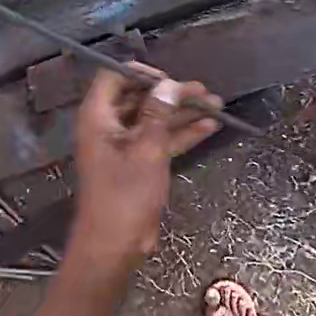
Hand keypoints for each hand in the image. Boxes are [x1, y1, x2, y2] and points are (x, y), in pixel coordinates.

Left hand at [66, 67, 221, 274]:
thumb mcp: (146, 149)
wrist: (115, 243)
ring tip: (217, 105)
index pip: (114, 77)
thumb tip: (169, 83)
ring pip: (154, 120)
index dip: (142, 72)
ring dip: (183, 113)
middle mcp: (108, 126)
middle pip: (139, 98)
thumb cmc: (125, 194)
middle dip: (172, 93)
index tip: (170, 78)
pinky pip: (159, 141)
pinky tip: (209, 127)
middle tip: (204, 91)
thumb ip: (157, 113)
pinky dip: (181, 134)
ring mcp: (123, 146)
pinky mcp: (137, 164)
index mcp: (98, 117)